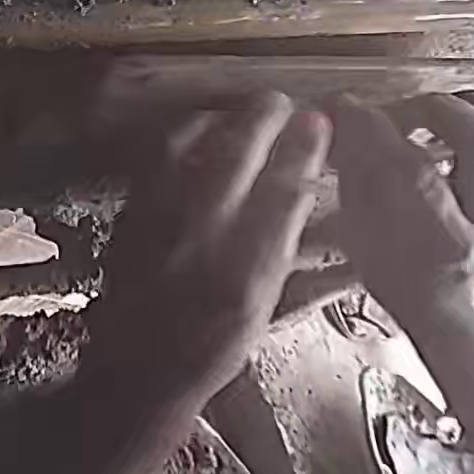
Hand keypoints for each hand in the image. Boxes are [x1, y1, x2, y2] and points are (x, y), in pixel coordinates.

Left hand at [82, 94, 329, 404]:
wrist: (135, 371)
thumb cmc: (209, 351)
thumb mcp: (266, 316)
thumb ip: (305, 275)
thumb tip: (346, 243)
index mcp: (244, 272)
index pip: (282, 193)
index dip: (302, 150)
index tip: (319, 120)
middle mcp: (200, 242)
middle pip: (232, 161)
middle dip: (259, 121)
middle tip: (278, 103)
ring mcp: (156, 226)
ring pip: (185, 155)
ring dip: (216, 124)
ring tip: (236, 116)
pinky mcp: (127, 222)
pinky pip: (151, 167)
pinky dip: (177, 143)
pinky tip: (191, 137)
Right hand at [328, 92, 473, 426]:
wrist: (453, 310)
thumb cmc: (397, 277)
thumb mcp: (356, 236)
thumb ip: (354, 180)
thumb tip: (340, 124)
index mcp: (435, 244)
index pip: (411, 171)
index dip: (372, 130)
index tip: (340, 107)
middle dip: (428, 111)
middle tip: (385, 109)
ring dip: (467, 110)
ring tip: (423, 107)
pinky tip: (461, 114)